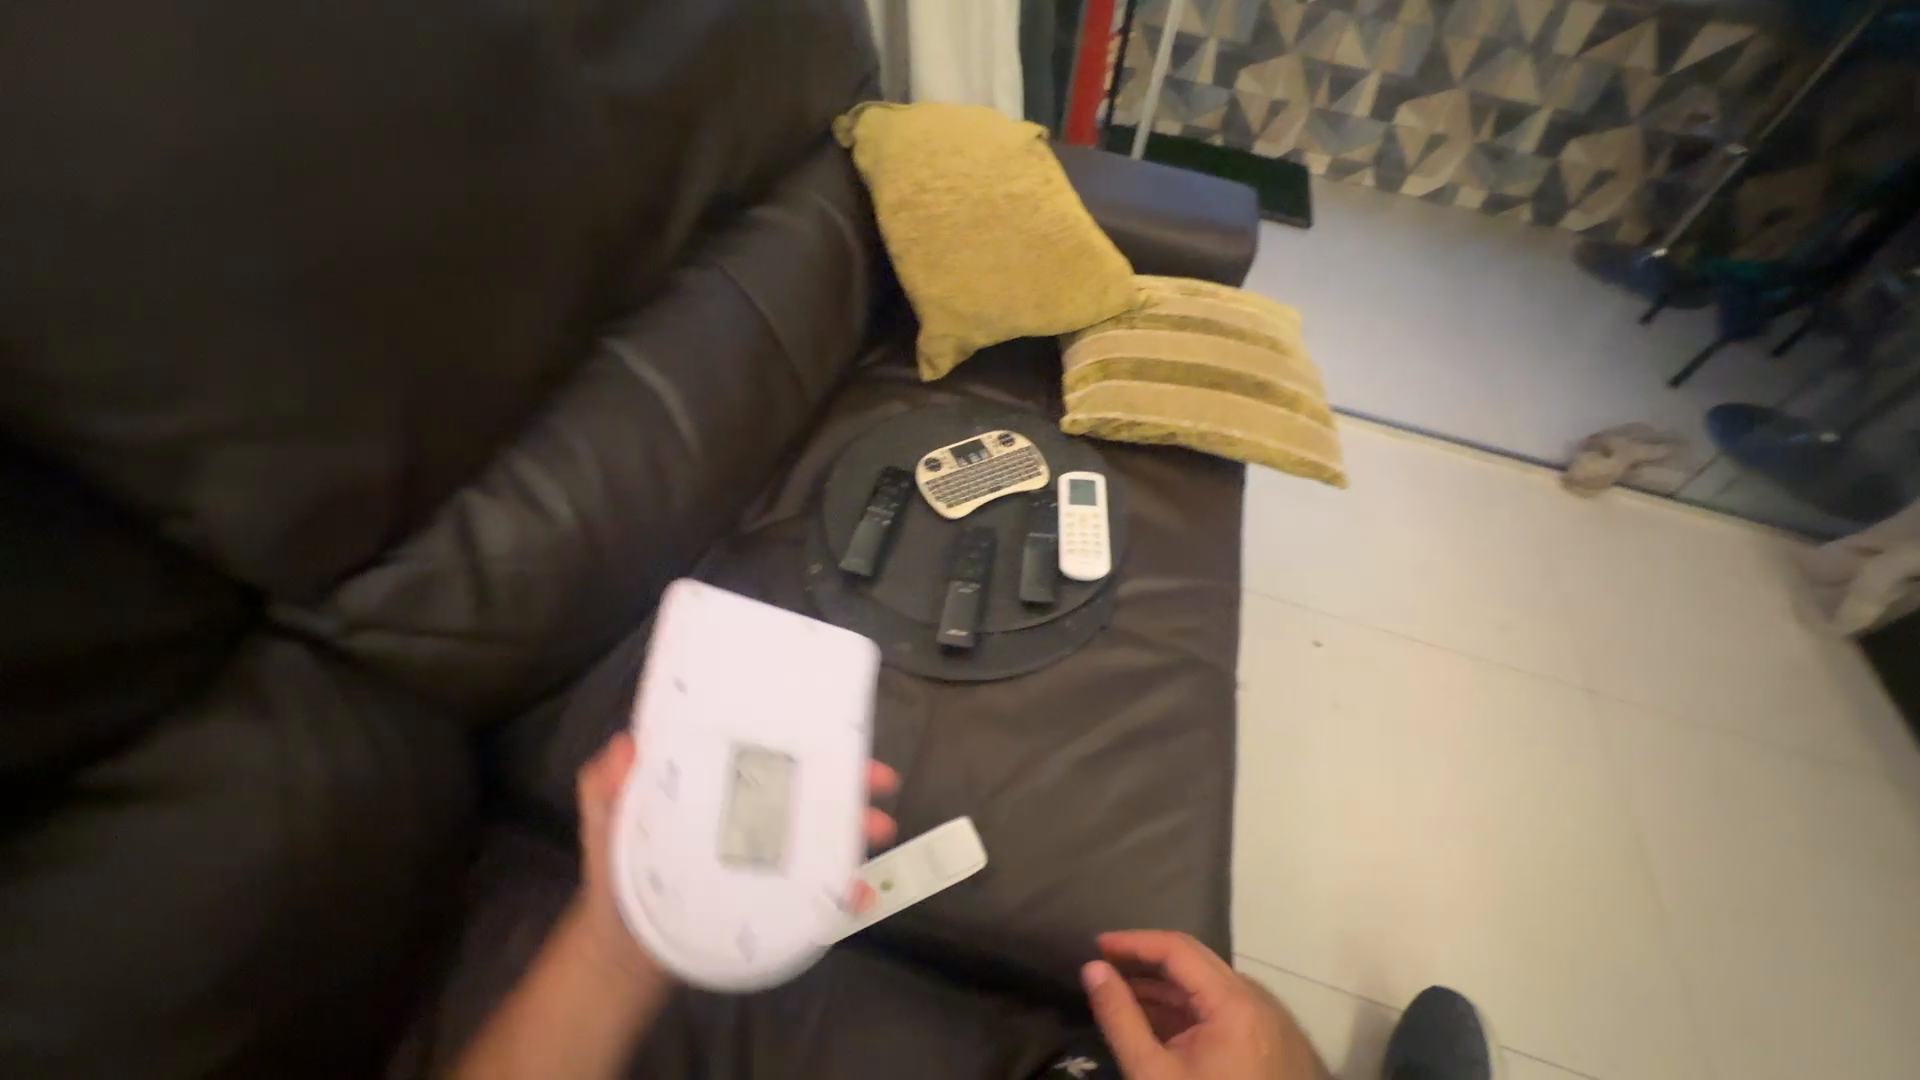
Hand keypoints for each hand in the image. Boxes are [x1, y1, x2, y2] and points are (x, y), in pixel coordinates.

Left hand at [573, 731, 901, 978]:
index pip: (770, 749)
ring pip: (822, 830)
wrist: (622, 955)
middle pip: (809, 786)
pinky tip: (859, 893)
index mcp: (721, 784)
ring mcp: (764, 855)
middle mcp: (751, 812)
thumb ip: (607, 784)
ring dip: (855, 826)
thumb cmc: (618, 876)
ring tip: (880, 830)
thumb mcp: (607, 821)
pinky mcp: (772, 896)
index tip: (841, 730)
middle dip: (850, 779)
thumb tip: (627, 743)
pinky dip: (843, 888)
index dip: (807, 737)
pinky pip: (817, 888)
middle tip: (881, 782)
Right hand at [1081, 931, 1328, 1079]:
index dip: (1132, 942)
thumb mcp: (1153, 1075)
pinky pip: (1224, 1009)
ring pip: (1208, 985)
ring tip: (1122, 994)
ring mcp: (1269, 1021)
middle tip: (1104, 966)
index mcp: (1234, 1001)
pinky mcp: (1272, 1043)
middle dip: (1146, 960)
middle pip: (1194, 960)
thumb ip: (1120, 1018)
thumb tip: (1092, 969)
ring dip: (1164, 986)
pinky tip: (1158, 1023)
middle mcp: (1257, 999)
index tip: (1095, 945)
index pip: (1176, 947)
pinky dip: (1187, 1009)